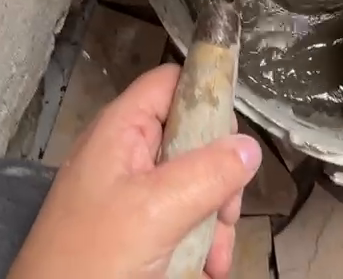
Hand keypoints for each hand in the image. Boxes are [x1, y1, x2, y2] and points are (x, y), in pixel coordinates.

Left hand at [9, 64, 262, 278]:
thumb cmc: (92, 257)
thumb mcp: (157, 210)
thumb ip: (207, 174)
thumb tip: (249, 146)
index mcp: (122, 127)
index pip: (171, 83)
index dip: (204, 95)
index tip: (234, 136)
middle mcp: (126, 151)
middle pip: (190, 138)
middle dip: (218, 177)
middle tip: (226, 214)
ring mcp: (128, 191)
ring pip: (189, 184)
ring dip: (211, 220)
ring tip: (214, 259)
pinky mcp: (131, 227)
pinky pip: (176, 219)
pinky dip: (194, 242)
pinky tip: (202, 268)